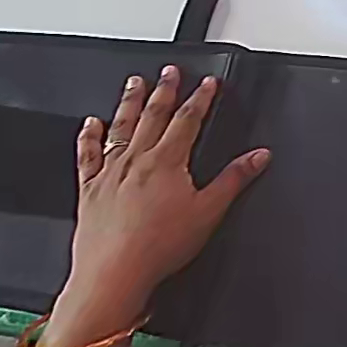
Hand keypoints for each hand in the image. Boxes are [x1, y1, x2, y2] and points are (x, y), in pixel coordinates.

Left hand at [48, 66, 269, 343]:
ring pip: (121, 127)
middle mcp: (136, 160)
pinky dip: (89, 137)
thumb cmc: (158, 246)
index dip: (200, 99)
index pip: (188, 120)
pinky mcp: (90, 190)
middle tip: (170, 71)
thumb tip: (258, 156)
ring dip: (129, 102)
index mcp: (167, 162)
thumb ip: (234, 179)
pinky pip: (88, 155)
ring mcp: (110, 173)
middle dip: (165, 90)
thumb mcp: (209, 212)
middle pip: (153, 115)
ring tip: (134, 83)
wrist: (114, 274)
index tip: (207, 84)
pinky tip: (90, 124)